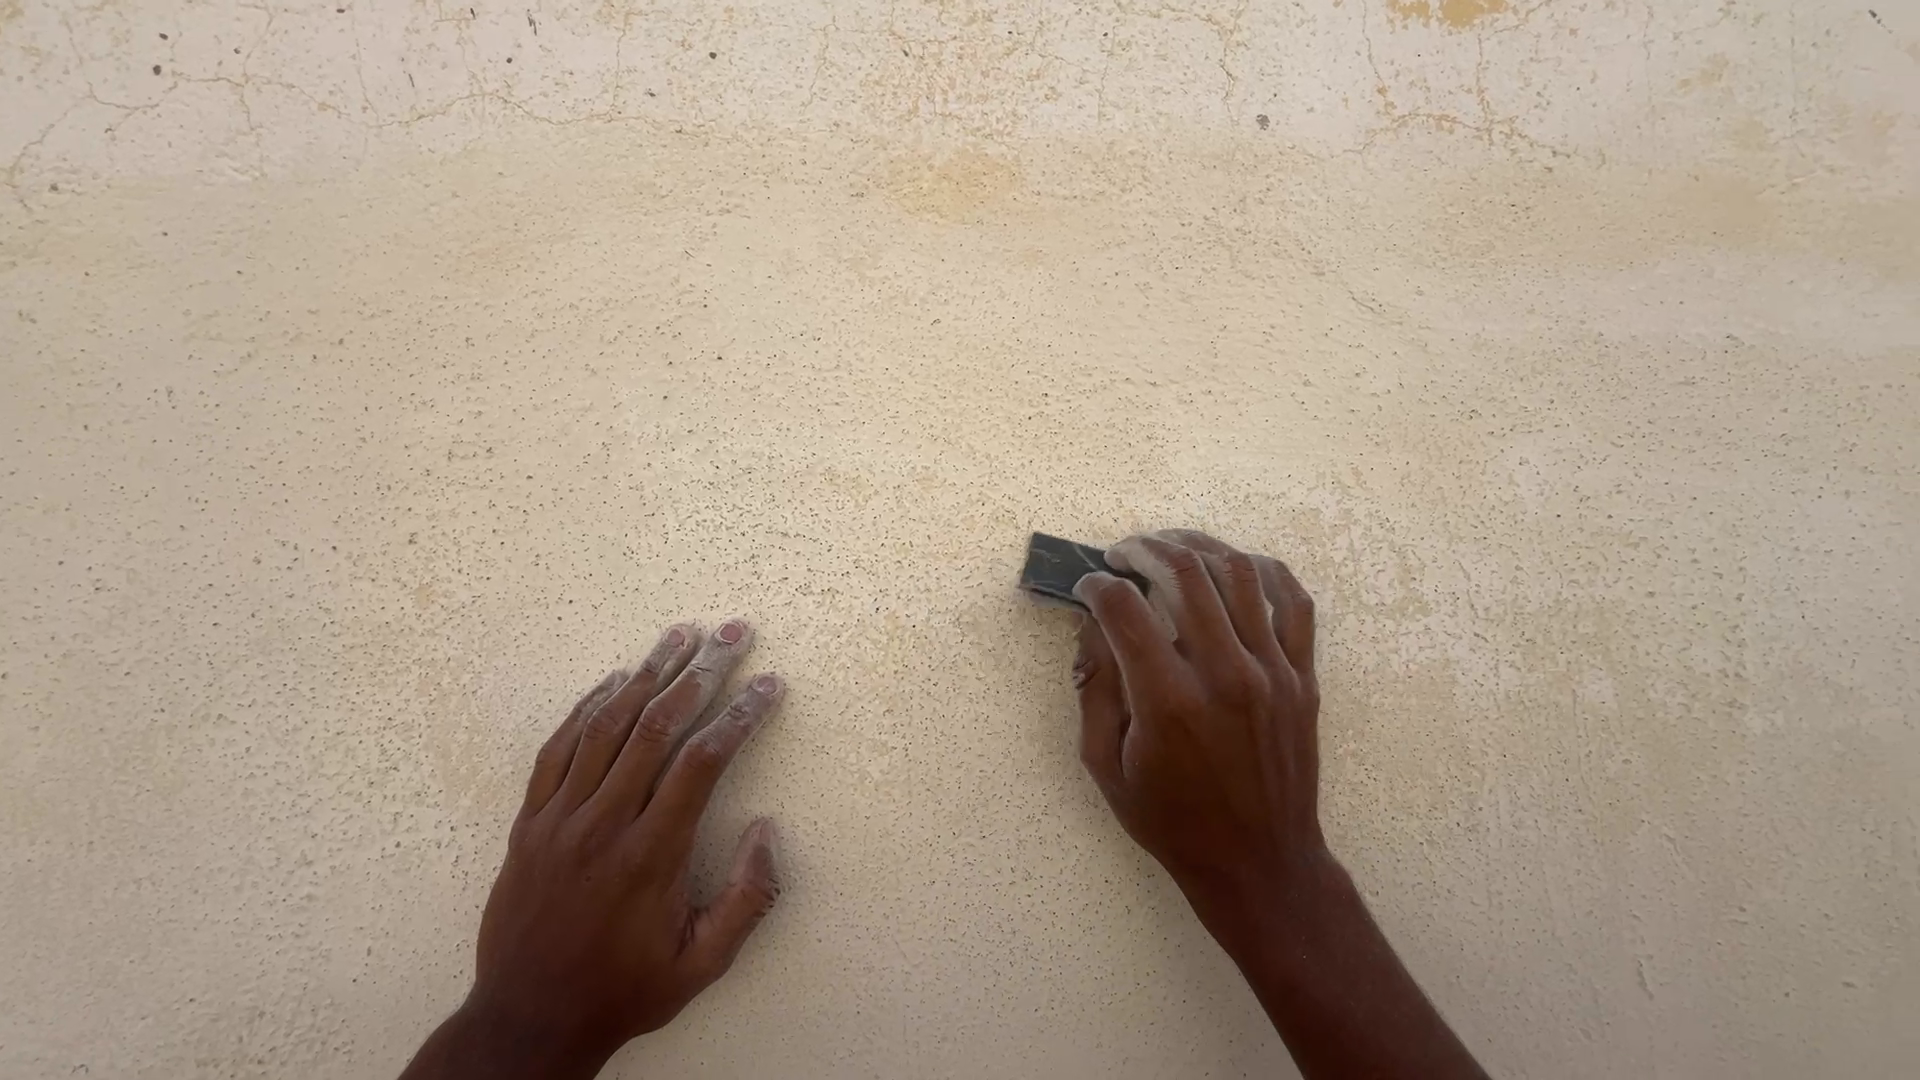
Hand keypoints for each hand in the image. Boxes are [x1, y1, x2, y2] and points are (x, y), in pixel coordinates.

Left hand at [401, 620, 785, 1079]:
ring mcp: (559, 819)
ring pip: (607, 725)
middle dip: (702, 672)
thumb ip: (749, 899)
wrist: (525, 1023)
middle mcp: (604, 825)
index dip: (740, 715)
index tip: (768, 685)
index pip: (703, 761)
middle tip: (732, 634)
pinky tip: (616, 679)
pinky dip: (588, 706)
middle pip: (657, 726)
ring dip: (649, 673)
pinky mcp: (529, 822)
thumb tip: (767, 828)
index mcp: (651, 855)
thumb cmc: (624, 991)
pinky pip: (558, 748)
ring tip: (680, 635)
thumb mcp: (703, 966)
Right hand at [1072, 529, 1324, 923]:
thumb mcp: (1104, 765)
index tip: (1086, 585)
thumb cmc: (1171, 820)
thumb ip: (1094, 688)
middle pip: (1184, 573)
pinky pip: (1293, 600)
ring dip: (1196, 546)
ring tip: (1168, 545)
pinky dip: (1263, 568)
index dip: (1095, 585)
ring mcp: (1274, 671)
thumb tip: (1094, 626)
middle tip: (1121, 552)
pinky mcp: (1304, 676)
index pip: (1124, 609)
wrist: (1259, 862)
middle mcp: (1225, 675)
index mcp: (1168, 702)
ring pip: (1238, 572)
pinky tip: (1234, 564)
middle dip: (1142, 548)